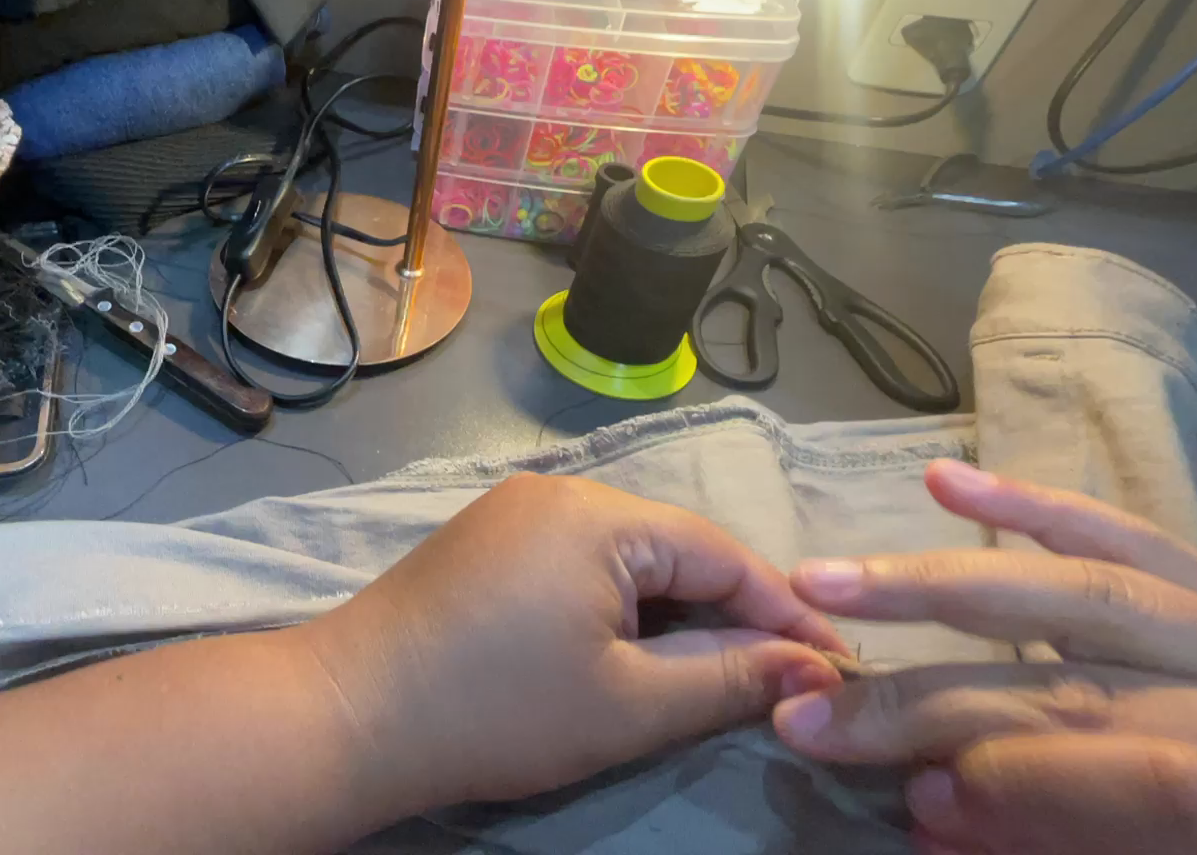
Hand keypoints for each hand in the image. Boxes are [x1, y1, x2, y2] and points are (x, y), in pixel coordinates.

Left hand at [295, 473, 847, 807]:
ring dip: (667, 605)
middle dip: (724, 608)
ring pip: (620, 551)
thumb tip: (814, 665)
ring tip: (710, 667)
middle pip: (668, 543)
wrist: (361, 703)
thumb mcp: (630, 701)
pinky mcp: (484, 536)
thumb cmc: (500, 706)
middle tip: (776, 677)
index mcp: (594, 513)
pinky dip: (611, 597)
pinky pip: (572, 555)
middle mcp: (552, 491)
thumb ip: (728, 674)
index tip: (836, 669)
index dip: (781, 610)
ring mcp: (510, 509)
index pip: (718, 549)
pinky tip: (626, 641)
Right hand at [773, 460, 1196, 853]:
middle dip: (930, 703)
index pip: (1157, 779)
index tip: (917, 798)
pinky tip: (940, 480)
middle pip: (1081, 687)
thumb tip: (927, 802)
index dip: (1026, 785)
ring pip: (1085, 590)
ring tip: (821, 581)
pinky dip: (1032, 506)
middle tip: (813, 717)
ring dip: (930, 584)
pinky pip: (1132, 538)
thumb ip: (1058, 841)